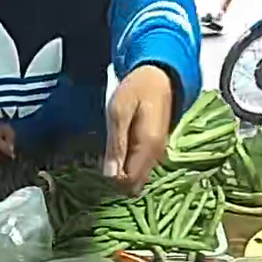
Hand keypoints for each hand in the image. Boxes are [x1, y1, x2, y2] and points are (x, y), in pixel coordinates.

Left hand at [105, 64, 175, 193]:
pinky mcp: (154, 152)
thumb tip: (111, 176)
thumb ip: (116, 144)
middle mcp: (156, 156)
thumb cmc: (137, 90)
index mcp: (148, 148)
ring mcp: (157, 155)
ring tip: (110, 156)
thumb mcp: (119, 113)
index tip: (102, 164)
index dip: (113, 179)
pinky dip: (128, 167)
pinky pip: (140, 170)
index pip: (129, 182)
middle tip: (104, 161)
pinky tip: (119, 154)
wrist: (159, 76)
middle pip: (134, 186)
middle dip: (117, 181)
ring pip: (137, 180)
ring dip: (122, 175)